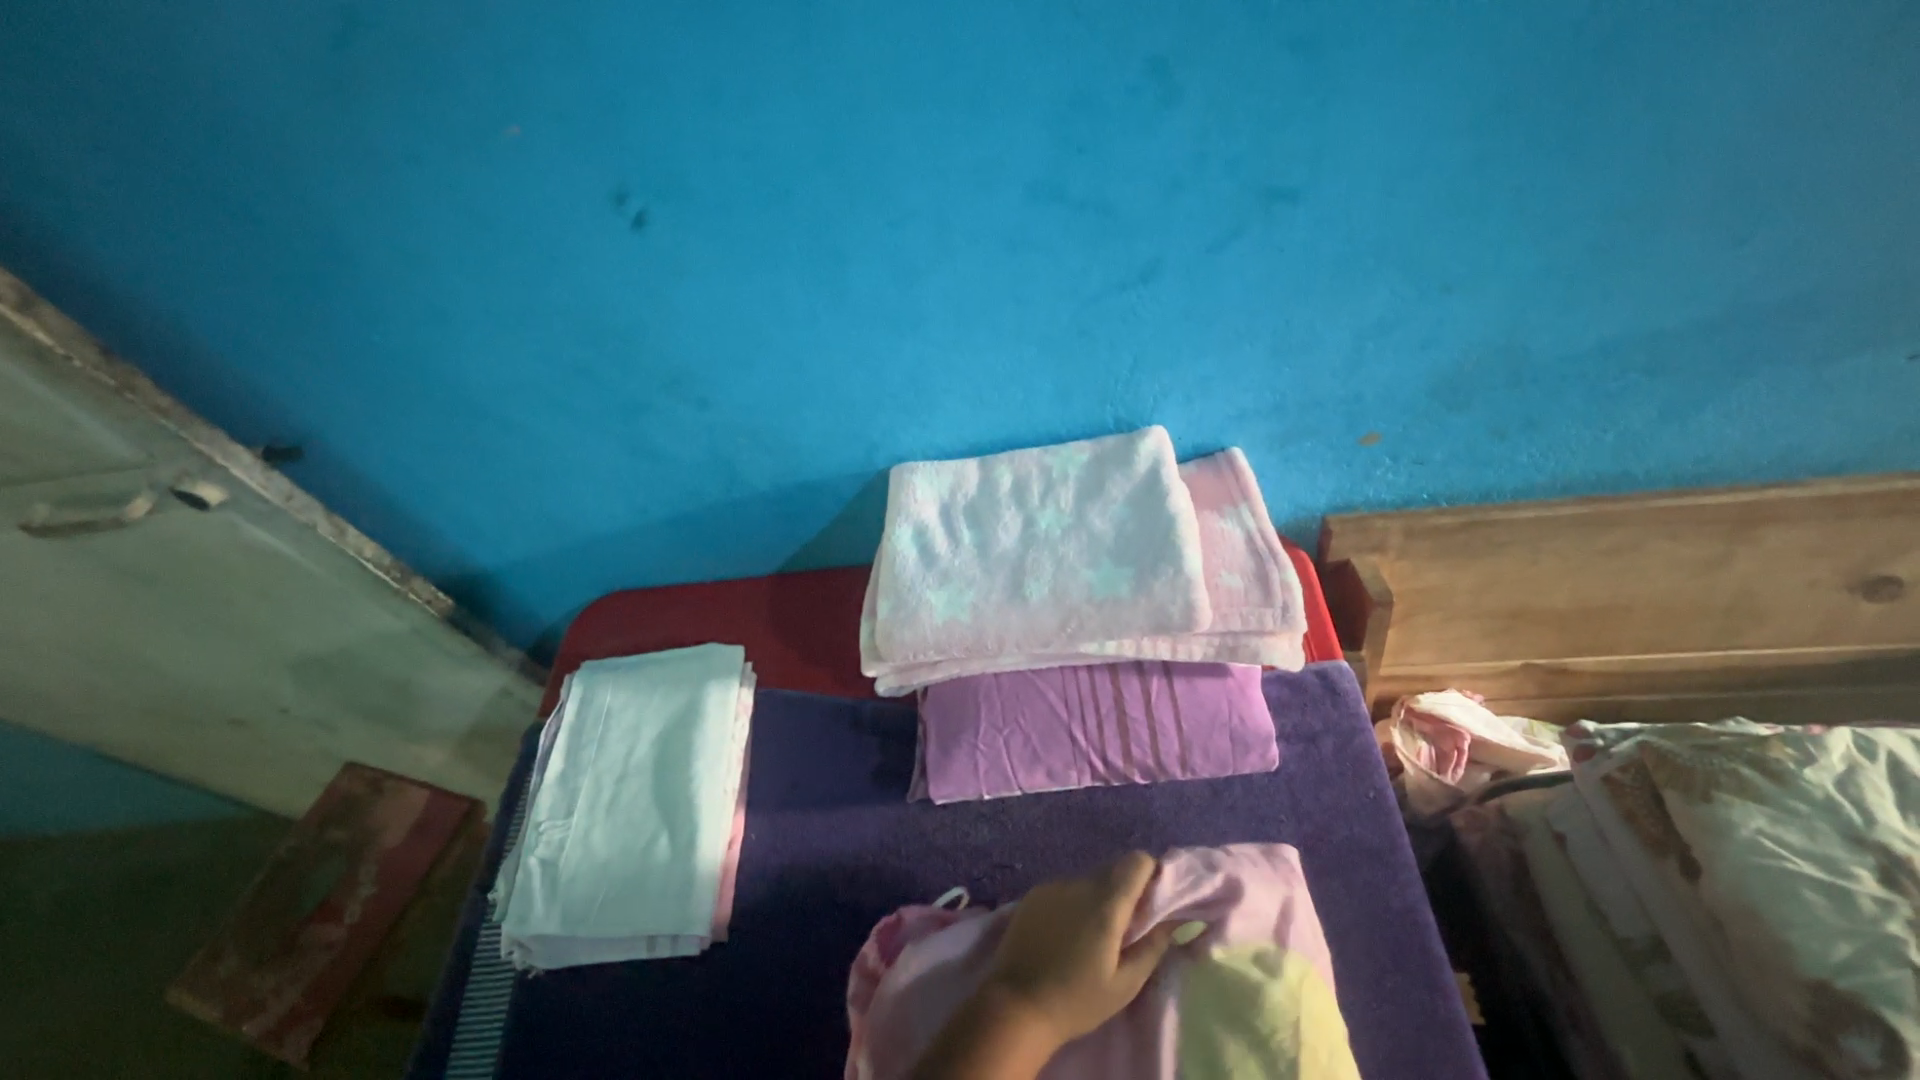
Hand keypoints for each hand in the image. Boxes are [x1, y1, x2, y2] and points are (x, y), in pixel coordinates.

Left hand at [978, 851, 1178, 1046]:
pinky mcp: (1033, 894)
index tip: (1153, 904)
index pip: (1137, 861)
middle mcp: (1079, 884)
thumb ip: (1153, 946)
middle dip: (1127, 890)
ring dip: (1099, 897)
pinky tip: (1066, 935)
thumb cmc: (1076, 1000)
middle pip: (1114, 869)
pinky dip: (1074, 902)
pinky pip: (1065, 888)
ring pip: (1089, 879)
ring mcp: (1052, 886)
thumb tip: (1175, 920)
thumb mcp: (1125, 983)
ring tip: (1092, 936)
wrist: (1015, 1006)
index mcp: (1106, 903)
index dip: (1151, 875)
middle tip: (1126, 927)